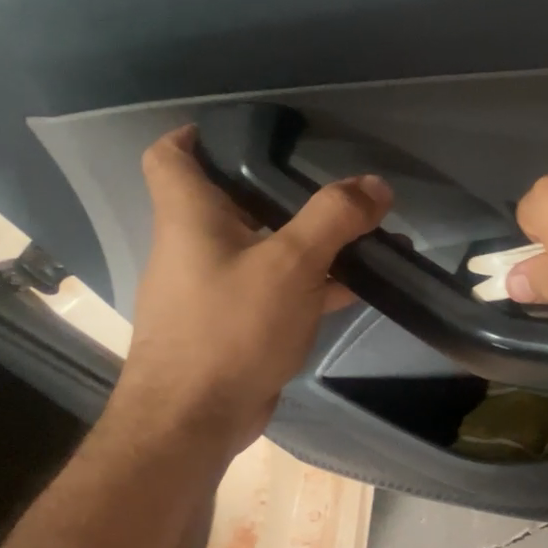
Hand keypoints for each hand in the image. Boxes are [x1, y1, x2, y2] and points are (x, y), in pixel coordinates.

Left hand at [112, 126, 392, 456]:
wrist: (195, 418)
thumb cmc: (230, 327)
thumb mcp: (290, 264)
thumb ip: (334, 218)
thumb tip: (376, 184)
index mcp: (190, 218)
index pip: (172, 156)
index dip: (200, 133)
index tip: (251, 129)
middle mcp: (196, 246)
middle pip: (232, 199)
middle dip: (281, 186)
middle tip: (332, 178)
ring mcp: (217, 287)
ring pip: (265, 245)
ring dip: (309, 236)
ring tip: (364, 228)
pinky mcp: (238, 322)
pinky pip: (281, 286)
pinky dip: (316, 278)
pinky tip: (360, 281)